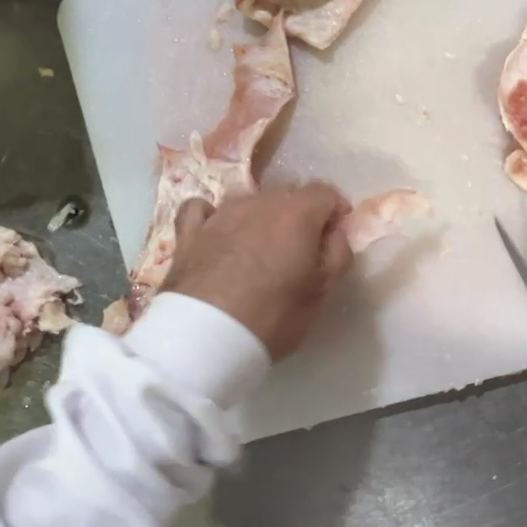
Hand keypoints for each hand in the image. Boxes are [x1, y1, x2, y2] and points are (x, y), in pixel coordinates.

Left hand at [161, 184, 352, 359]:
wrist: (206, 334)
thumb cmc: (273, 316)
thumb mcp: (321, 292)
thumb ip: (337, 255)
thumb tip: (336, 234)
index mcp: (296, 214)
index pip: (325, 192)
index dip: (335, 211)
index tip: (336, 235)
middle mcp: (258, 202)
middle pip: (287, 193)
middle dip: (300, 214)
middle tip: (302, 249)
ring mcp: (220, 213)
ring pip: (249, 199)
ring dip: (261, 216)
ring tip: (262, 247)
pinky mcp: (189, 231)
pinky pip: (203, 208)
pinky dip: (214, 215)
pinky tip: (218, 231)